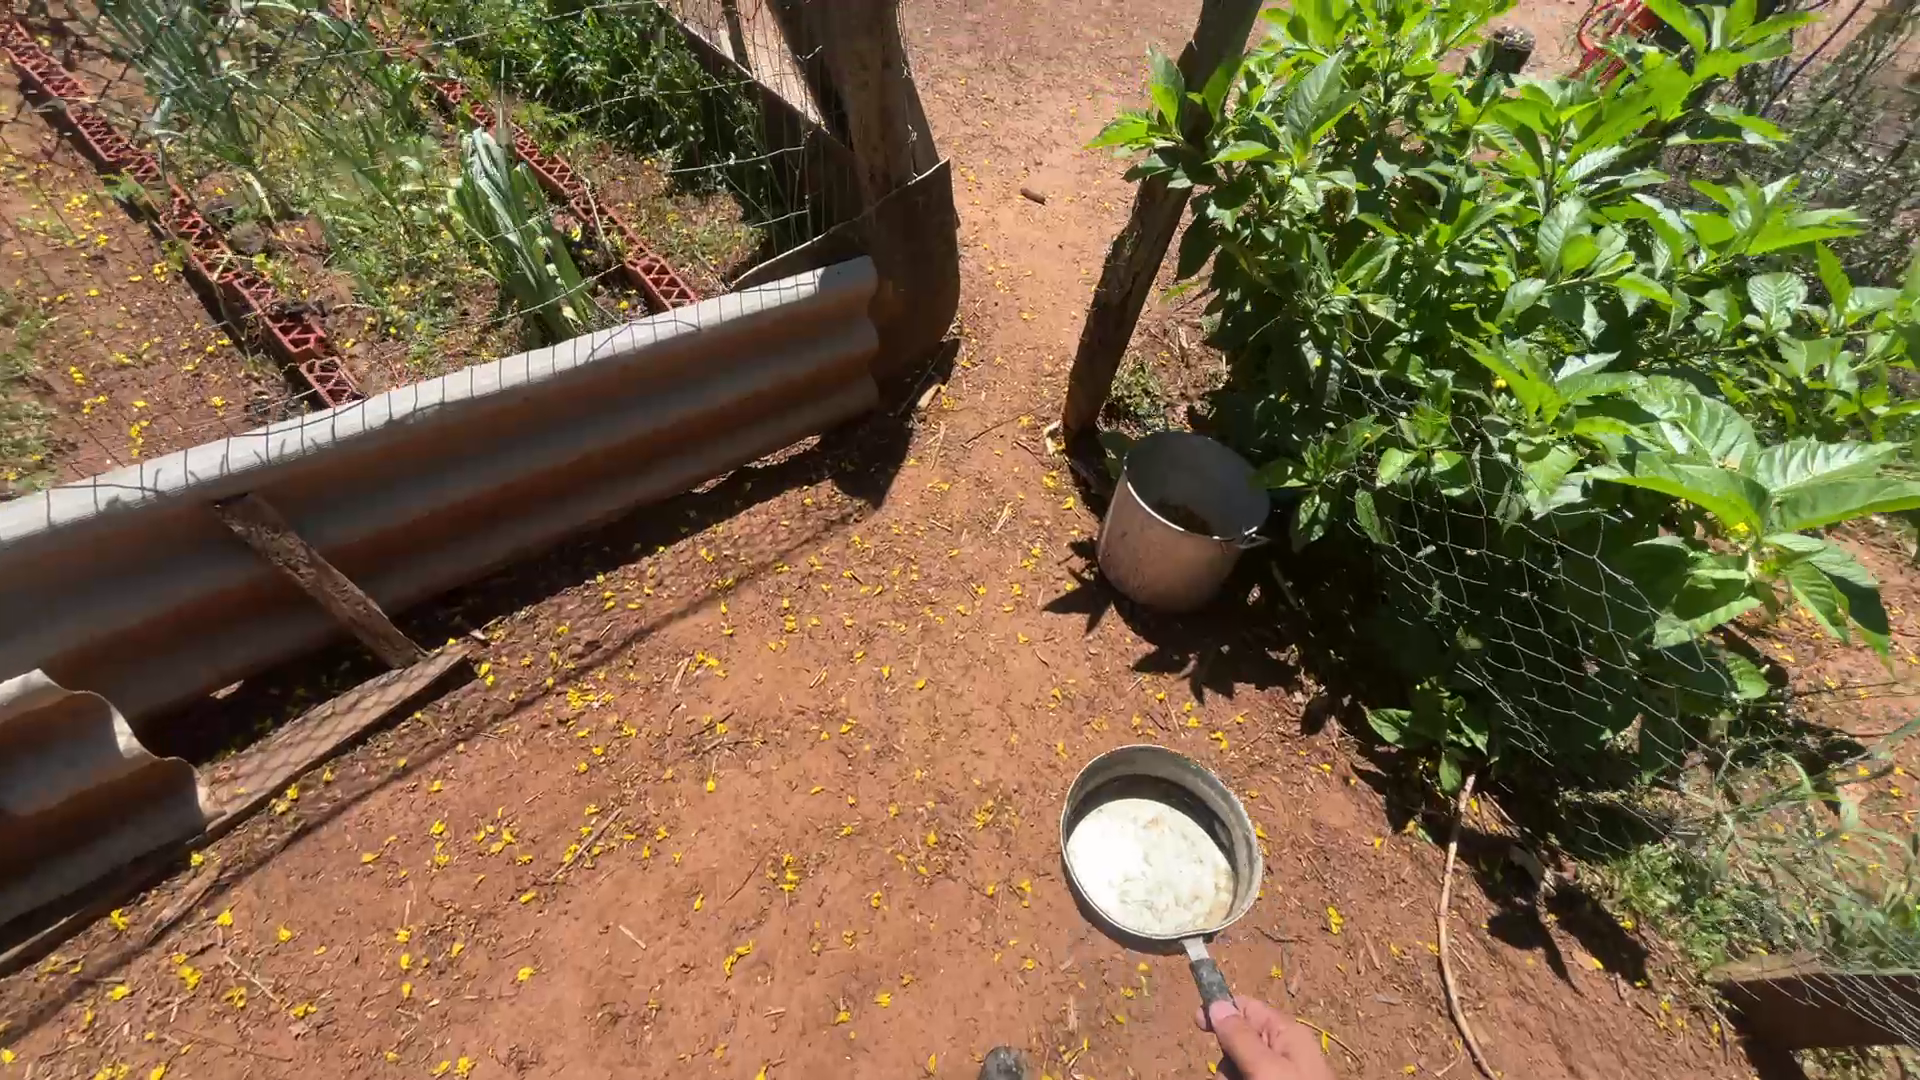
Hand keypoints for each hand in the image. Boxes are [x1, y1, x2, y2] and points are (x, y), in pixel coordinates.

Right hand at [1193, 997, 1335, 1079]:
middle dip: (1226, 1060)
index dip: (1221, 1010)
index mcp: (1286, 1034)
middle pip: (1238, 1041)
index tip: (1199, 1024)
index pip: (1247, 1007)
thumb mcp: (1266, 1069)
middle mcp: (1283, 1052)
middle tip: (1231, 1078)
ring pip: (1238, 1069)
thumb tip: (1216, 1003)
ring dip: (1230, 1078)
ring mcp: (1280, 1076)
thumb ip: (1240, 1036)